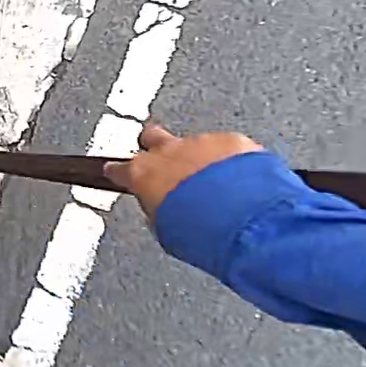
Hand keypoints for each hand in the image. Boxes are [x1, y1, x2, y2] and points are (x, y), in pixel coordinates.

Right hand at [104, 123, 262, 215]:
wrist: (245, 218)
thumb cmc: (201, 227)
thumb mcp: (163, 229)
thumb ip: (156, 209)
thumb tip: (162, 211)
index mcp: (139, 173)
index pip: (117, 169)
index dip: (120, 173)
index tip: (123, 176)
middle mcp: (163, 154)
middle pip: (151, 138)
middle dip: (157, 146)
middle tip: (170, 163)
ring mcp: (197, 144)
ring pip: (195, 143)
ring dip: (203, 158)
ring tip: (221, 181)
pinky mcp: (232, 142)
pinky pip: (231, 146)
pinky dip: (237, 159)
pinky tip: (248, 177)